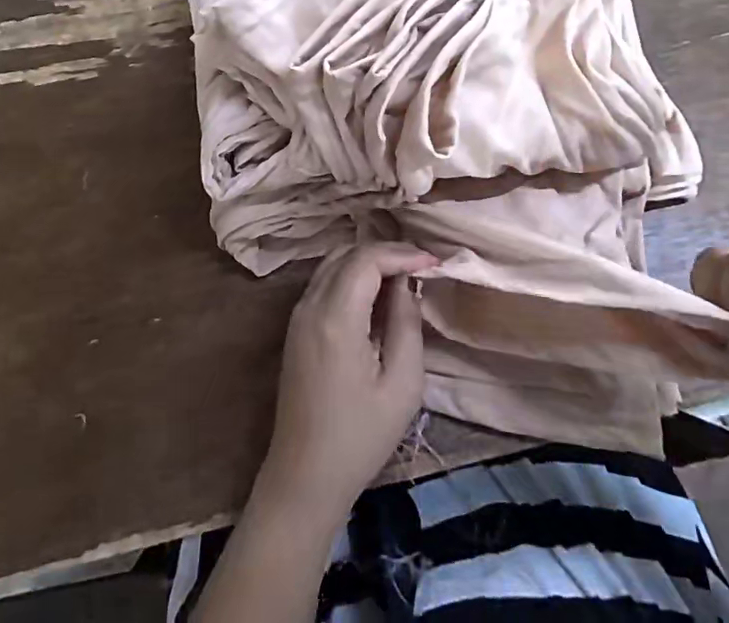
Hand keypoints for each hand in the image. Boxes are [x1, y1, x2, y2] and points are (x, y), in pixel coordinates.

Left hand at [257, 243, 436, 520]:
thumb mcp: (402, 384)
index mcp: (335, 318)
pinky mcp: (294, 329)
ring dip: (367, 261)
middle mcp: (309, 307)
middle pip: (347, 254)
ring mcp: (296, 317)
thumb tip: (406, 284)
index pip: (367, 259)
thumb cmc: (360, 437)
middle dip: (387, 252)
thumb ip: (406, 323)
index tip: (434, 263)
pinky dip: (351, 275)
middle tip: (422, 266)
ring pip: (331, 264)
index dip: (402, 253)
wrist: (304, 477)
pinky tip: (376, 294)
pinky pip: (323, 283)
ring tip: (403, 275)